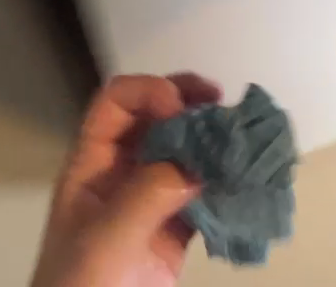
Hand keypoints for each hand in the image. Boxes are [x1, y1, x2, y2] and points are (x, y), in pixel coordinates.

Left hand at [32, 73, 222, 286]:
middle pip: (152, 118)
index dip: (148, 93)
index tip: (181, 110)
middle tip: (220, 102)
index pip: (115, 104)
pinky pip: (199, 196)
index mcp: (91, 166)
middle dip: (186, 103)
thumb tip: (197, 160)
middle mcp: (119, 176)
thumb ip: (147, 195)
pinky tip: (243, 182)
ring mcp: (146, 206)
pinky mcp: (170, 237)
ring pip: (180, 154)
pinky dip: (222, 184)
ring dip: (210, 141)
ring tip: (240, 137)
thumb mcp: (106, 242)